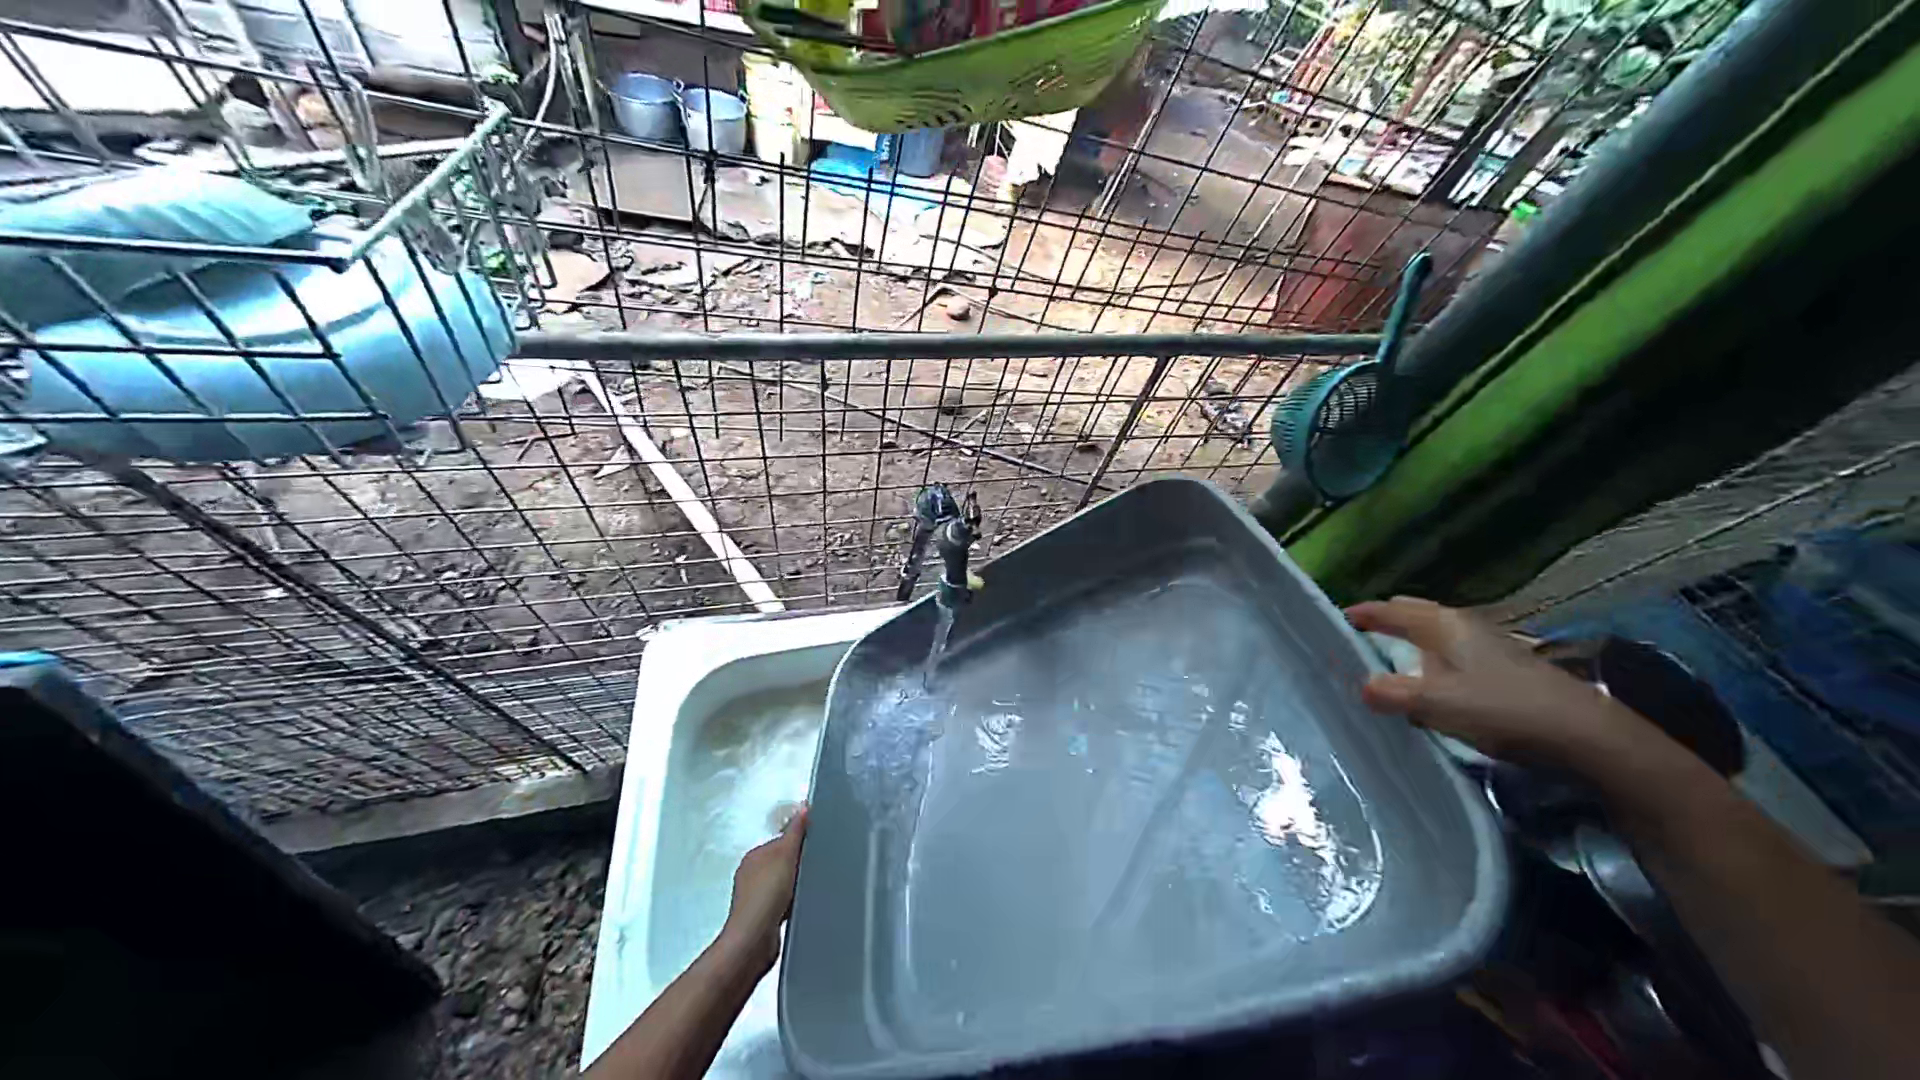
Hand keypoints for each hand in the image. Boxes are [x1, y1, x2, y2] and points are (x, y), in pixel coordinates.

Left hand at [718, 804, 806, 969]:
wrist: (754, 940)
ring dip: (795, 886)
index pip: (781, 840)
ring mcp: (755, 898)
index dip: (799, 842)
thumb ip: (796, 832)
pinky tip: (800, 907)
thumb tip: (804, 808)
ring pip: (782, 884)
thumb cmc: (767, 894)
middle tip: (815, 868)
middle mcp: (751, 875)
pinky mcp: (762, 918)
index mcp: (754, 856)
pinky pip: (782, 903)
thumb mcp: (786, 855)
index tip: (816, 847)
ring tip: (808, 889)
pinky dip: (792, 903)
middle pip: (782, 862)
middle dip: (797, 865)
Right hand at [1346, 596, 1653, 771]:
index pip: (1391, 610)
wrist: (1588, 738)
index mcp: (1444, 625)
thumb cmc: (1503, 709)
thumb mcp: (1436, 703)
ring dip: (1409, 642)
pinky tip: (1427, 685)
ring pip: (1435, 636)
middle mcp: (1465, 627)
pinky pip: (1451, 657)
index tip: (1335, 620)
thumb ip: (1392, 693)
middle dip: (1387, 620)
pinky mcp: (1505, 671)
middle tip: (1357, 636)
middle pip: (1416, 614)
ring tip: (1385, 660)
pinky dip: (1430, 662)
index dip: (1363, 614)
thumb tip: (1362, 685)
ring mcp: (1489, 648)